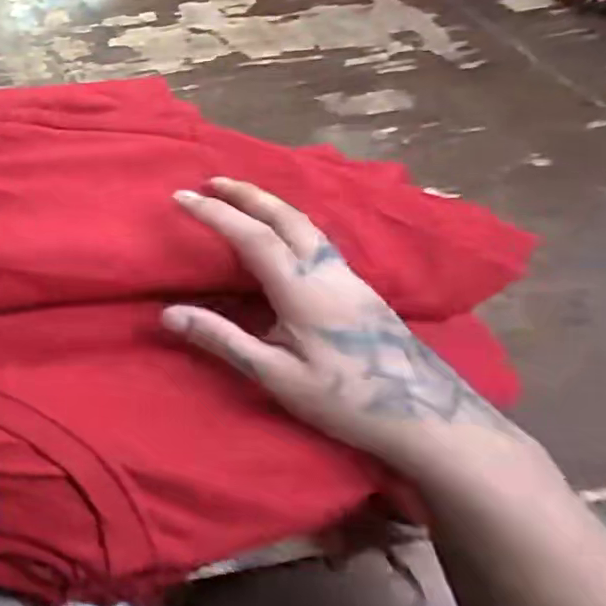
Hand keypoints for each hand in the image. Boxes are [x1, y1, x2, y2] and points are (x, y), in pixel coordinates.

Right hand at [162, 178, 543, 485]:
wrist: (438, 424)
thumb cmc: (349, 401)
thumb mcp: (276, 375)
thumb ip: (222, 339)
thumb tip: (167, 313)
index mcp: (306, 291)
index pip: (253, 237)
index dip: (215, 213)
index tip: (179, 197)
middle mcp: (331, 275)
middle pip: (289, 219)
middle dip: (248, 194)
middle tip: (212, 180)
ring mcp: (352, 282)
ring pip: (308, 228)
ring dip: (270, 206)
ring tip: (240, 198)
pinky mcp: (362, 293)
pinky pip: (318, 242)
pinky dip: (288, 224)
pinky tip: (279, 234)